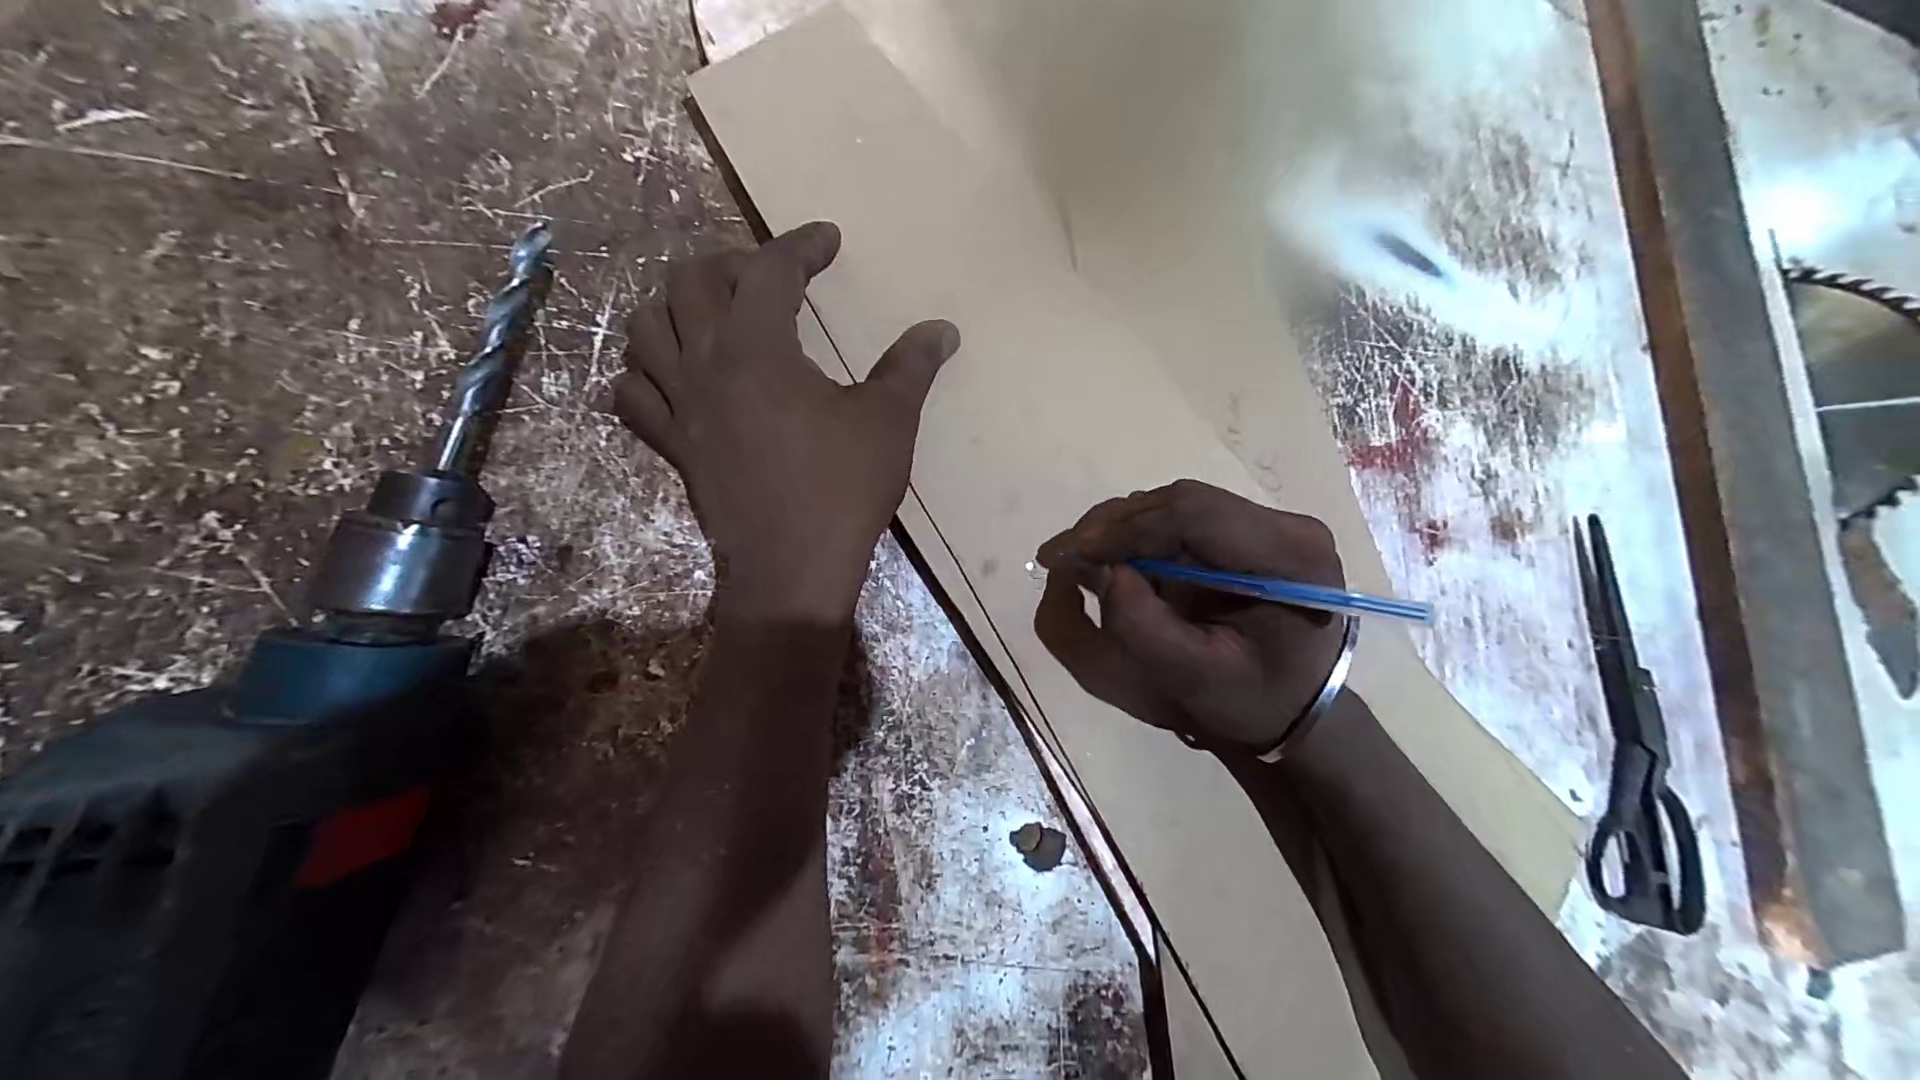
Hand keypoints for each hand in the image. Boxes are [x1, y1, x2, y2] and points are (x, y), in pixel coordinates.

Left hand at [610, 222, 960, 620]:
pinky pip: (634, 395)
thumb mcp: (888, 422)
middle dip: (734, 263)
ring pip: (647, 329)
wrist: (792, 569)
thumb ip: (911, 366)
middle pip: (693, 282)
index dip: (802, 245)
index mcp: (759, 349)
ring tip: (714, 314)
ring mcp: (680, 407)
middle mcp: (706, 365)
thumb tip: (944, 329)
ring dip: (677, 307)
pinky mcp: (672, 446)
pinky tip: (673, 376)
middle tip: (771, 276)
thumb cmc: (843, 490)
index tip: (828, 241)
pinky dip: (645, 373)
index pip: (771, 270)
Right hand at [1032, 480, 1348, 751]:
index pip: (1194, 515)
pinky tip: (1106, 558)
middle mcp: (1281, 526)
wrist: (1298, 709)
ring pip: (1172, 505)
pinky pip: (1176, 520)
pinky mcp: (1241, 533)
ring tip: (1075, 558)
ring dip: (1118, 528)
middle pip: (1180, 501)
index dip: (1126, 530)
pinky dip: (1133, 536)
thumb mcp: (1197, 679)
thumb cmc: (1255, 702)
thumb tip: (1101, 572)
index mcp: (1287, 556)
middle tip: (1057, 556)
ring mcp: (1262, 525)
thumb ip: (1144, 628)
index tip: (1072, 555)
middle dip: (1112, 526)